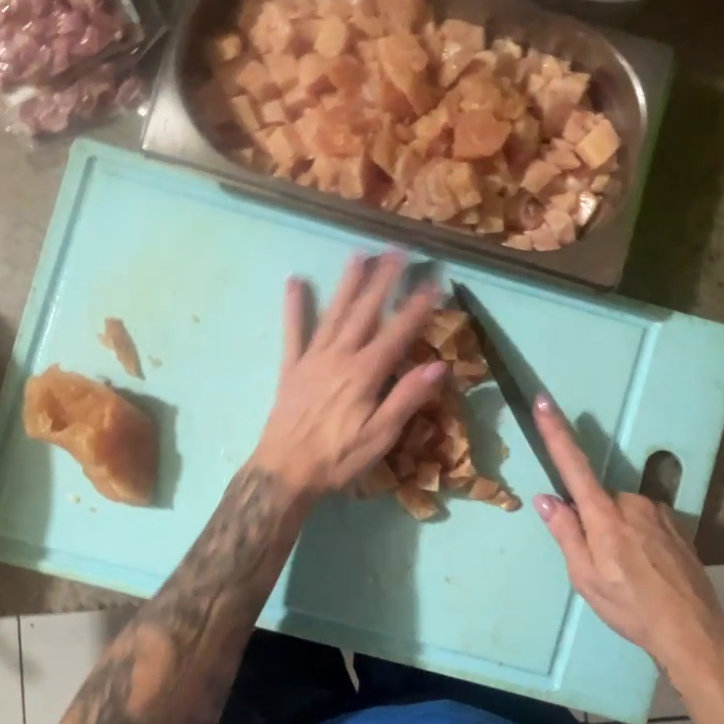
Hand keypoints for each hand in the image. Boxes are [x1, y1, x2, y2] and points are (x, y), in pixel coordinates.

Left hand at [251, 252, 447, 497]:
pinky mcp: (291, 368)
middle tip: (397, 251)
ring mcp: (312, 359)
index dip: (416, 307)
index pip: (397, 333)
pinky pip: (292, 332)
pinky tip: (294, 282)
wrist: (284, 472)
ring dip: (348, 283)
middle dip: (384, 280)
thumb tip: (439, 366)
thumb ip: (407, 398)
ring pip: (334, 313)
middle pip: (365, 312)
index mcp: (365, 374)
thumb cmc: (338, 459)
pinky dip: (294, 306)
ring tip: (359, 255)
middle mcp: (339, 357)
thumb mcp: (380, 435)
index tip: (433, 282)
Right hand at [529, 394, 721, 654]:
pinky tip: (647, 570)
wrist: (692, 629)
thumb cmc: (630, 607)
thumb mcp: (585, 577)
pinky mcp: (677, 524)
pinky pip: (644, 522)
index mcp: (604, 515)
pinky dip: (639, 540)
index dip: (555, 432)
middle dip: (593, 522)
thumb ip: (565, 533)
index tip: (544, 400)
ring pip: (623, 512)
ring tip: (627, 574)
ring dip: (618, 533)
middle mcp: (633, 503)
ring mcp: (659, 512)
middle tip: (600, 565)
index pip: (573, 465)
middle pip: (599, 499)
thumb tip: (546, 497)